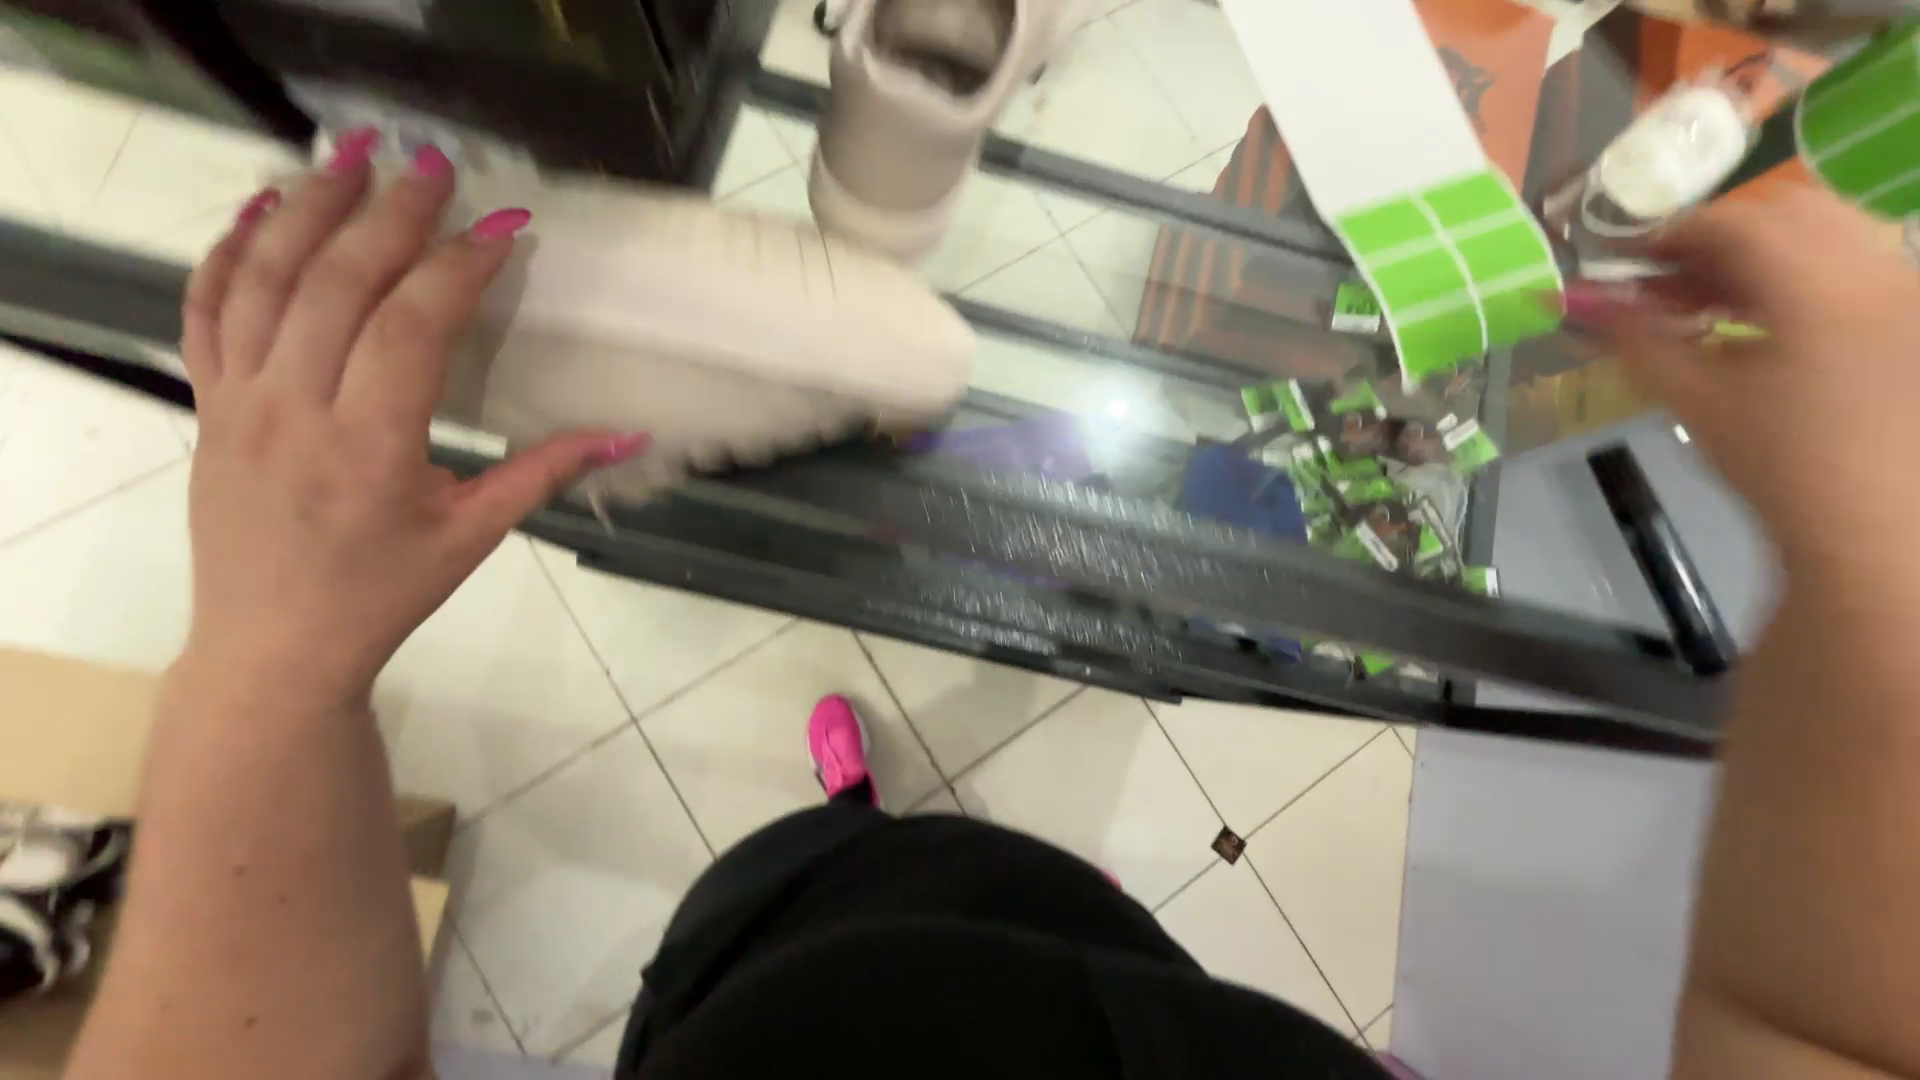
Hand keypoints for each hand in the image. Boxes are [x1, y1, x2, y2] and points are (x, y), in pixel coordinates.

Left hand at [177, 130, 645, 707]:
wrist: (274, 643)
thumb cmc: (386, 591)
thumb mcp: (475, 535)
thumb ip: (547, 472)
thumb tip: (630, 436)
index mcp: (369, 447)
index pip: (413, 329)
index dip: (460, 269)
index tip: (502, 225)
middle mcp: (292, 409)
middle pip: (338, 284)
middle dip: (390, 214)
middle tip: (433, 161)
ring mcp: (235, 400)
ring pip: (265, 280)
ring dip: (310, 208)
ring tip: (352, 154)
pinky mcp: (206, 402)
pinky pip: (207, 309)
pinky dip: (230, 249)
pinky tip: (260, 206)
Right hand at [1564, 188, 1919, 575]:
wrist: (1871, 517)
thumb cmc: (1774, 461)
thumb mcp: (1690, 395)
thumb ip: (1628, 336)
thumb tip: (1559, 298)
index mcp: (1823, 291)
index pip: (1738, 224)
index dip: (1670, 234)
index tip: (1622, 263)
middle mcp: (1883, 271)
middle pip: (1790, 211)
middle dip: (1715, 238)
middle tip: (1660, 282)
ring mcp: (1910, 288)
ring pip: (1829, 229)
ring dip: (1757, 253)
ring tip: (1705, 302)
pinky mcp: (1915, 311)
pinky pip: (1855, 260)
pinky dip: (1796, 271)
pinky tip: (1758, 317)